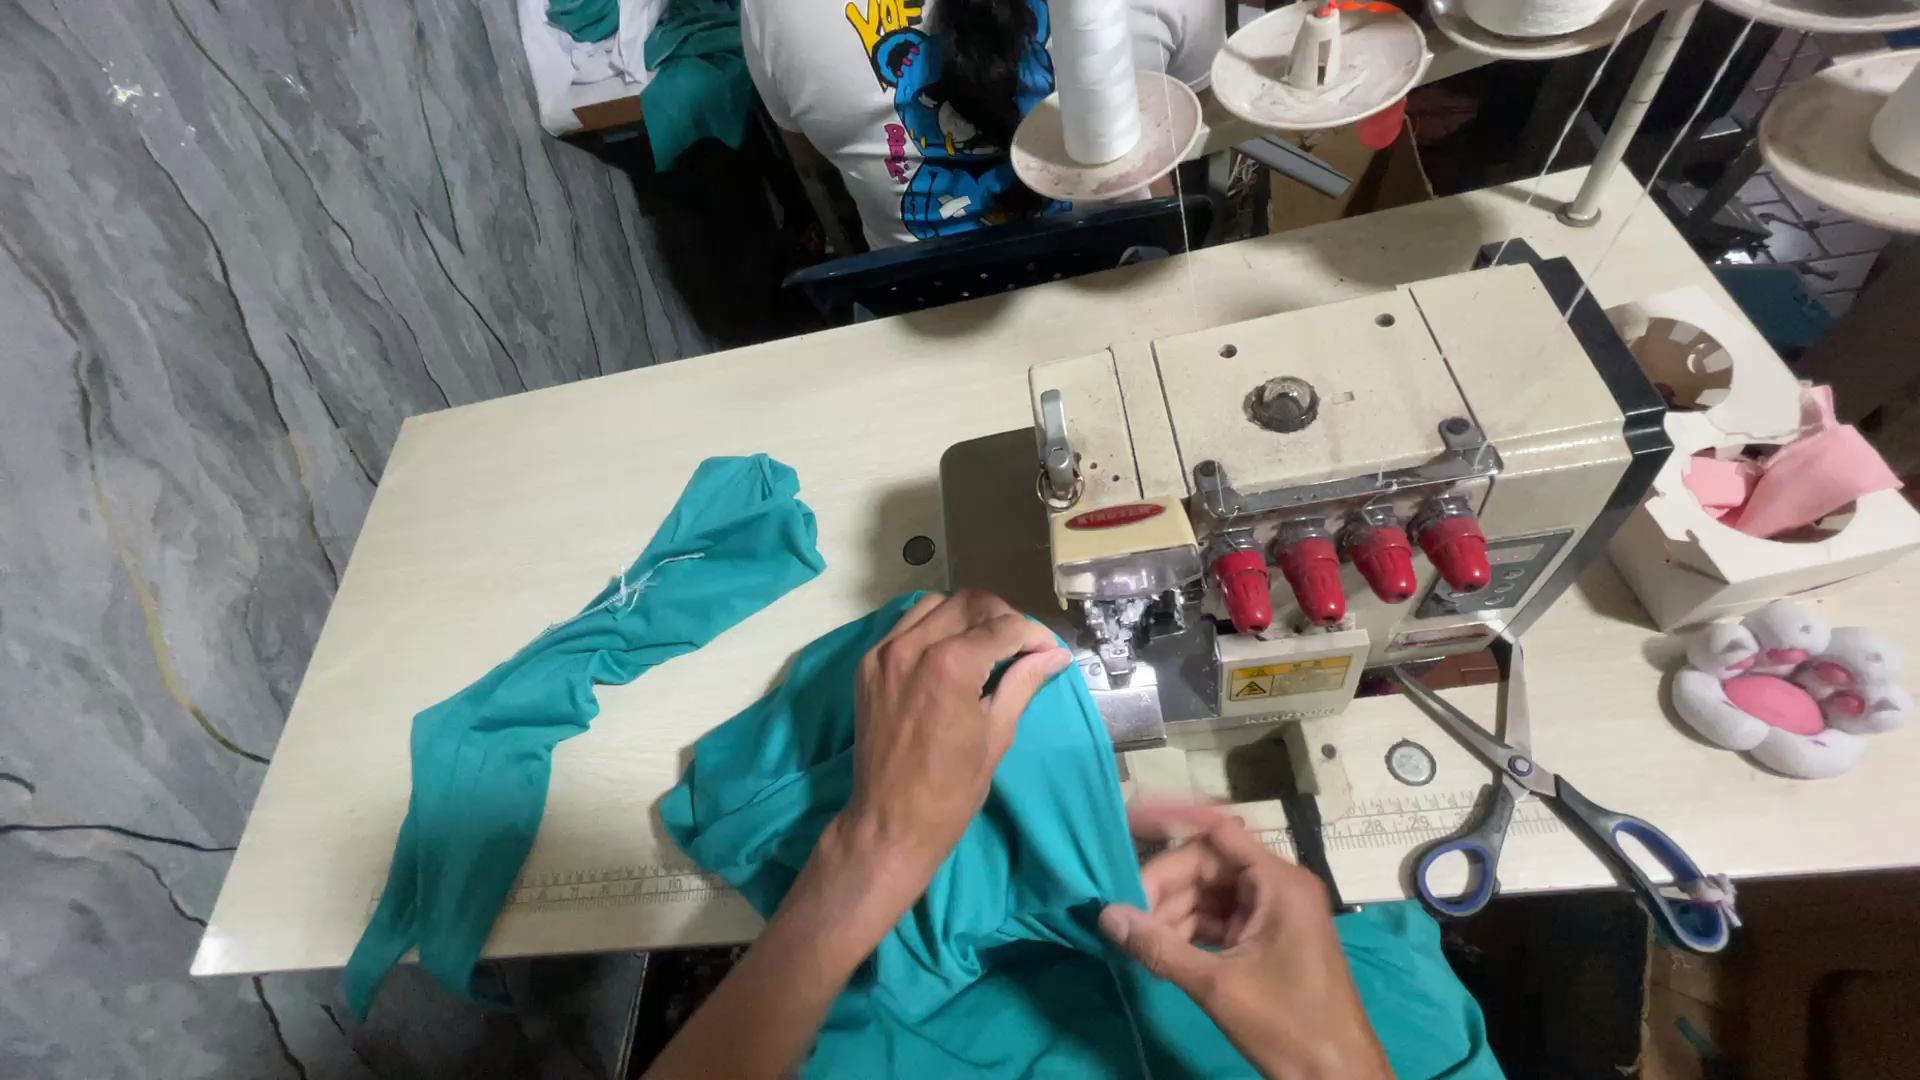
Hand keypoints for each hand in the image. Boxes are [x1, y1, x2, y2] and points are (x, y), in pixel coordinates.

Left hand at [837, 590, 1071, 888]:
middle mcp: (912, 646)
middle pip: (970, 603)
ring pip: (936, 604)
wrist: (889, 822)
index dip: (1034, 634)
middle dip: (1004, 617)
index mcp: (949, 665)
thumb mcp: (997, 733)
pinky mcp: (868, 663)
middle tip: (1023, 644)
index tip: (1050, 650)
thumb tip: (1055, 654)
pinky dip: (934, 626)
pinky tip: (952, 650)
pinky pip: (907, 624)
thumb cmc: (952, 789)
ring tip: (988, 643)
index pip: (1003, 627)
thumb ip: (1024, 682)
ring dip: (968, 616)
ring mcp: (884, 652)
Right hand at [1099, 804, 1392, 1079]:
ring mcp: (1271, 912)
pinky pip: (1218, 918)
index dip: (1172, 818)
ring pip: (1208, 893)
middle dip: (1165, 886)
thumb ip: (1159, 947)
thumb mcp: (1219, 987)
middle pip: (1206, 865)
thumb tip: (1105, 915)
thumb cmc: (1291, 1029)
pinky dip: (1188, 930)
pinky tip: (1160, 949)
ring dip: (1172, 912)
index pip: (1216, 829)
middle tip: (1128, 911)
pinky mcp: (1264, 938)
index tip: (1130, 822)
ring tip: (1139, 939)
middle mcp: (1276, 886)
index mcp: (1278, 882)